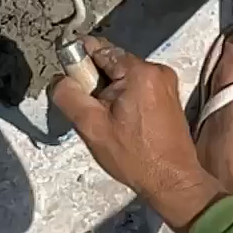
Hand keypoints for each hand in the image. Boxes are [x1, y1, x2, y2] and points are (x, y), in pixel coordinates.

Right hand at [50, 38, 224, 232]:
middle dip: (95, 82)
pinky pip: (137, 86)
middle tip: (93, 112)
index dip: (80, 65)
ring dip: (109, 92)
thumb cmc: (134, 156)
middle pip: (111, 62)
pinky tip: (123, 123)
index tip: (74, 86)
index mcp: (139, 71)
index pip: (98, 49)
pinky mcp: (169, 95)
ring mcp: (166, 82)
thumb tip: (59, 78)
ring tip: (109, 121)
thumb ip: (68, 95)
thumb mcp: (91, 126)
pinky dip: (124, 98)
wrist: (174, 183)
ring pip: (123, 76)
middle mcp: (156, 69)